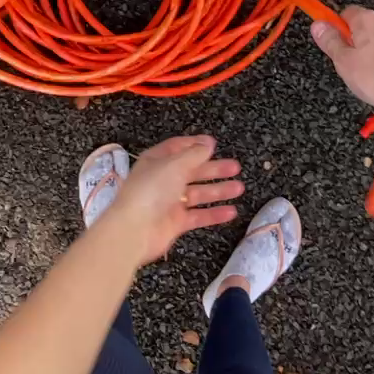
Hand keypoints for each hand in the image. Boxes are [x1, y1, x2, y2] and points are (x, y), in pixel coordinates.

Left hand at [97, 136, 242, 263]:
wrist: (134, 231)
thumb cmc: (151, 191)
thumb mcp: (174, 165)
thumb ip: (194, 154)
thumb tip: (208, 142)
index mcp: (157, 161)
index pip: (178, 148)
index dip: (195, 144)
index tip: (214, 144)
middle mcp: (163, 180)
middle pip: (192, 171)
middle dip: (213, 169)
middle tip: (235, 167)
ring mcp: (169, 202)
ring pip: (198, 193)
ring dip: (218, 190)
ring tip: (239, 187)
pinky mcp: (175, 223)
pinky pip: (198, 215)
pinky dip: (214, 213)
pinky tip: (231, 211)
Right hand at [311, 5, 373, 115]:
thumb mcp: (344, 62)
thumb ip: (330, 42)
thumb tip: (317, 25)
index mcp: (366, 21)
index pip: (345, 13)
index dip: (335, 26)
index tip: (330, 42)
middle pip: (362, 27)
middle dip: (353, 43)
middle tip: (347, 64)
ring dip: (371, 54)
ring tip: (367, 77)